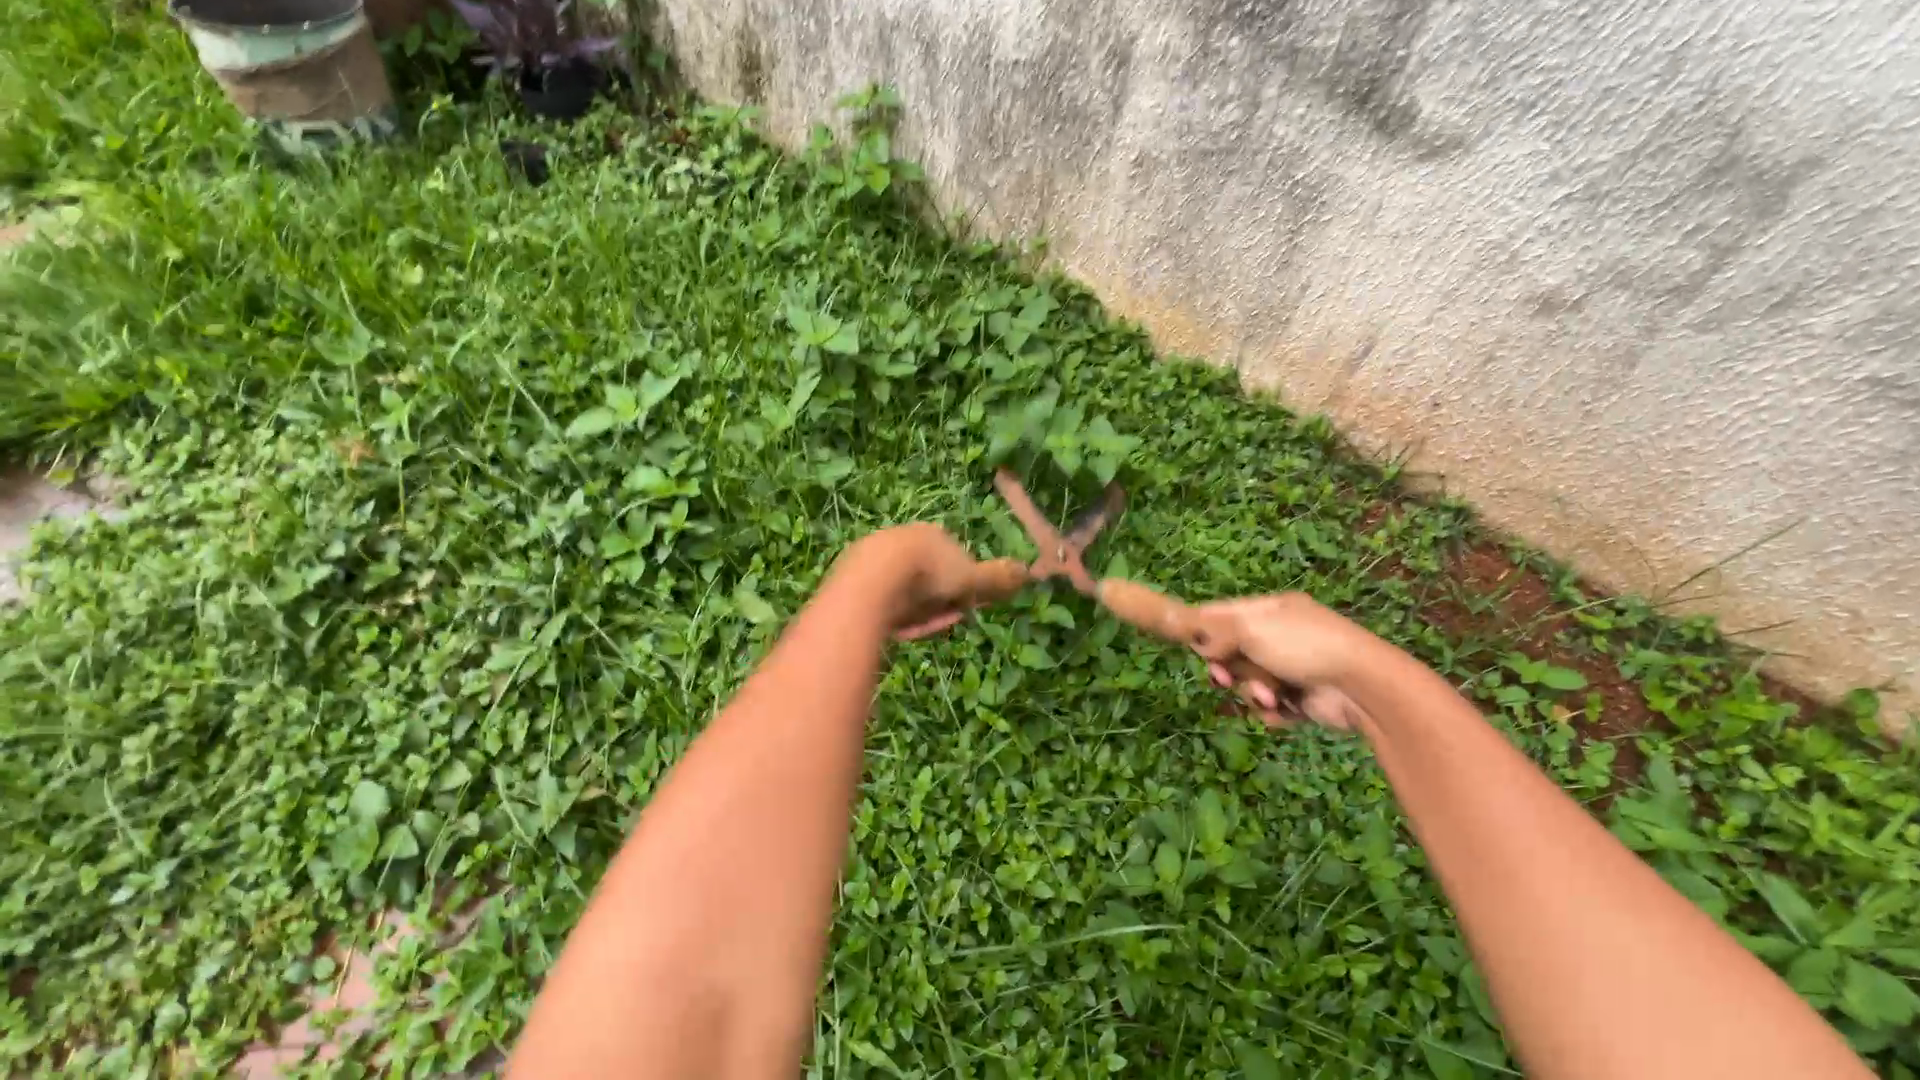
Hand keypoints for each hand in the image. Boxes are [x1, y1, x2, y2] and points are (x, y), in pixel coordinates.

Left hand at [841, 524, 1026, 639]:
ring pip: (902, 586)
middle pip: (927, 575)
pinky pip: (877, 596)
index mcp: (935, 534)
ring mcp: (875, 552)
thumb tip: (1028, 571)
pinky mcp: (852, 571)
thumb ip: (997, 579)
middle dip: (934, 600)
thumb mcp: (970, 581)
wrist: (872, 579)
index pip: (956, 561)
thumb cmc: (928, 578)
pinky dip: (886, 610)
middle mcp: (905, 536)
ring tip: (910, 626)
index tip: (960, 608)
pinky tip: (887, 624)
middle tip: (935, 622)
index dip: (961, 588)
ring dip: (910, 608)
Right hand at [1193, 593, 1381, 729]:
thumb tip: (1198, 642)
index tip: (1188, 645)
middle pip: (1232, 653)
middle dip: (1227, 669)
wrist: (1361, 686)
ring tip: (1269, 697)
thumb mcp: (1252, 628)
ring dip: (1253, 692)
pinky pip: (1270, 706)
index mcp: (1270, 611)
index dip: (1202, 629)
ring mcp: (1292, 669)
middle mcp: (1280, 637)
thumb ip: (1217, 631)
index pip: (1223, 614)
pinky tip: (1284, 710)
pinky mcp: (1301, 700)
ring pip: (1248, 683)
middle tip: (1223, 678)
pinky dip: (1273, 710)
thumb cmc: (1303, 646)